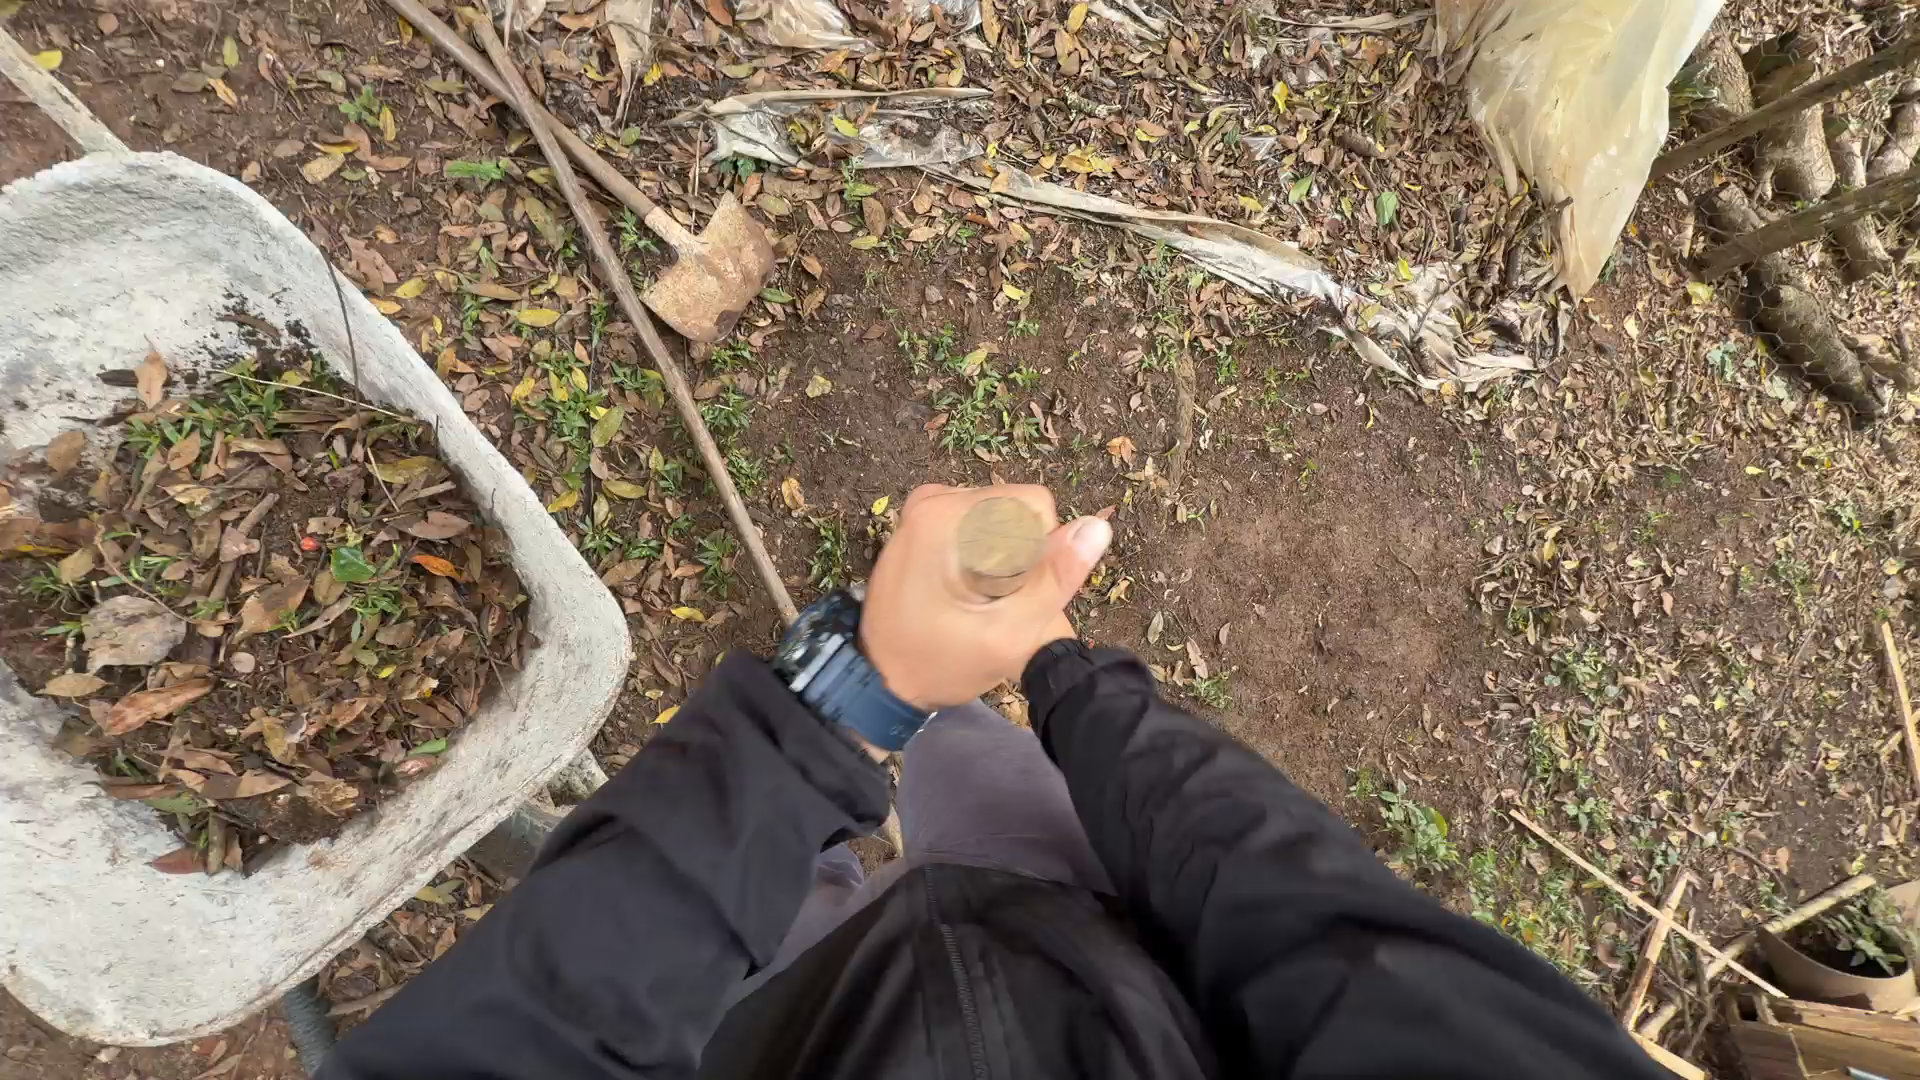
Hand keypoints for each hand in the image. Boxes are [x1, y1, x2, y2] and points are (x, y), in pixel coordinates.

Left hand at [860, 484, 1111, 710]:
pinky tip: (966, 591)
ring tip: (976, 601)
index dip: (1041, 555)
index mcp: (945, 515)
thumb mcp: (1008, 634)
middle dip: (1021, 557)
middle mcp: (932, 498)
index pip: (1035, 506)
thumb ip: (1055, 580)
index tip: (1010, 595)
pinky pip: (981, 524)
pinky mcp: (923, 520)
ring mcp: (924, 507)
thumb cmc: (941, 664)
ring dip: (1005, 558)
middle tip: (991, 604)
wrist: (879, 679)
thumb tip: (1099, 525)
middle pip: (1018, 509)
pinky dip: (986, 555)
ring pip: (1003, 517)